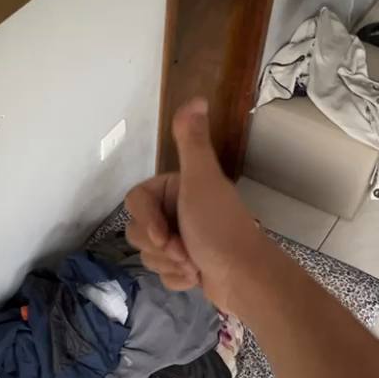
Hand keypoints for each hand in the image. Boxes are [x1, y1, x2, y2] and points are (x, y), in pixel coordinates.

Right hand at [124, 99, 274, 314]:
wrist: (243, 277)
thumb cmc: (219, 229)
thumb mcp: (202, 180)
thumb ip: (192, 142)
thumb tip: (196, 98)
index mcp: (175, 188)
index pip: (134, 201)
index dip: (146, 220)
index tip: (164, 233)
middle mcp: (176, 210)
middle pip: (137, 230)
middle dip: (160, 247)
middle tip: (185, 250)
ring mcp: (180, 239)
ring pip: (148, 254)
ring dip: (170, 264)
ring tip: (194, 264)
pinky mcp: (185, 265)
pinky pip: (162, 274)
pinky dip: (178, 279)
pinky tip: (197, 276)